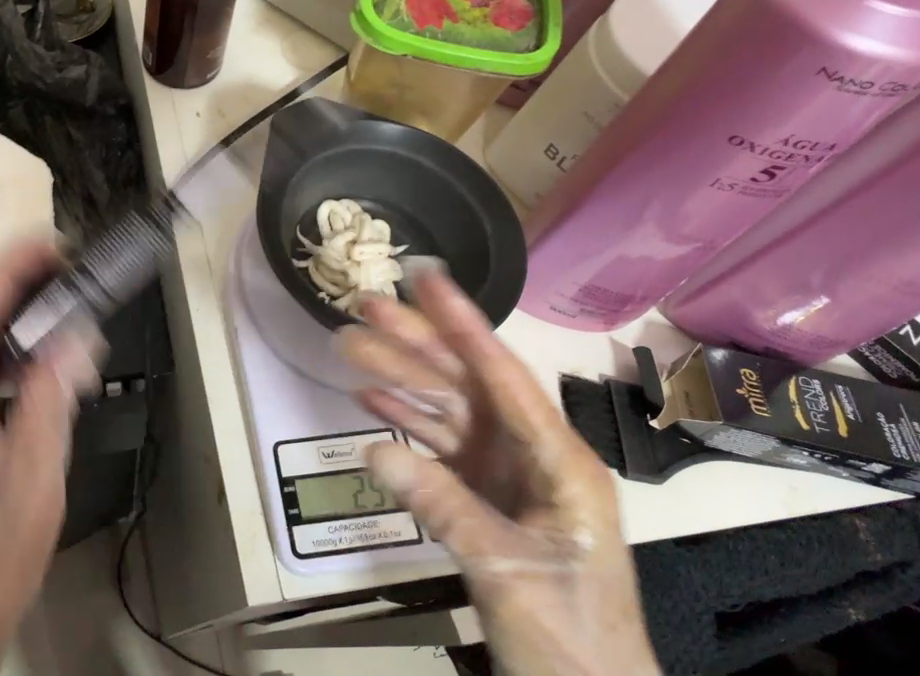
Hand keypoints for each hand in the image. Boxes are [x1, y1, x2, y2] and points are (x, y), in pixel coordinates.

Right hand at [337, 271, 658, 675]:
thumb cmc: (570, 640)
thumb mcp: (507, 571)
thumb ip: (442, 506)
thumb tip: (371, 450)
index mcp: (560, 462)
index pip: (504, 379)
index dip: (464, 326)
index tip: (428, 280)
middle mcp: (534, 456)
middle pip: (469, 386)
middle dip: (417, 345)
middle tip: (365, 306)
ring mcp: (508, 477)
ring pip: (448, 413)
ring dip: (401, 380)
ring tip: (350, 346)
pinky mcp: (487, 500)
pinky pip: (441, 451)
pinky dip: (406, 426)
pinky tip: (370, 403)